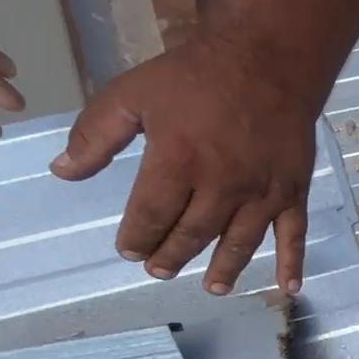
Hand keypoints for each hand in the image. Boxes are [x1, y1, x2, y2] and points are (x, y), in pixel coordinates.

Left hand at [50, 33, 316, 294]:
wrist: (264, 71)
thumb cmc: (193, 80)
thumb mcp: (130, 96)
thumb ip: (96, 135)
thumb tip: (65, 171)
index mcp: (178, 163)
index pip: (151, 212)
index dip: (137, 235)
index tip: (128, 251)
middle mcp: (222, 188)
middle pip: (194, 233)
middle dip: (173, 254)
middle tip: (158, 270)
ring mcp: (262, 196)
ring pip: (240, 242)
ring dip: (225, 268)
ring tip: (212, 287)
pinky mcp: (292, 196)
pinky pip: (293, 237)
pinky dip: (292, 264)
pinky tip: (288, 287)